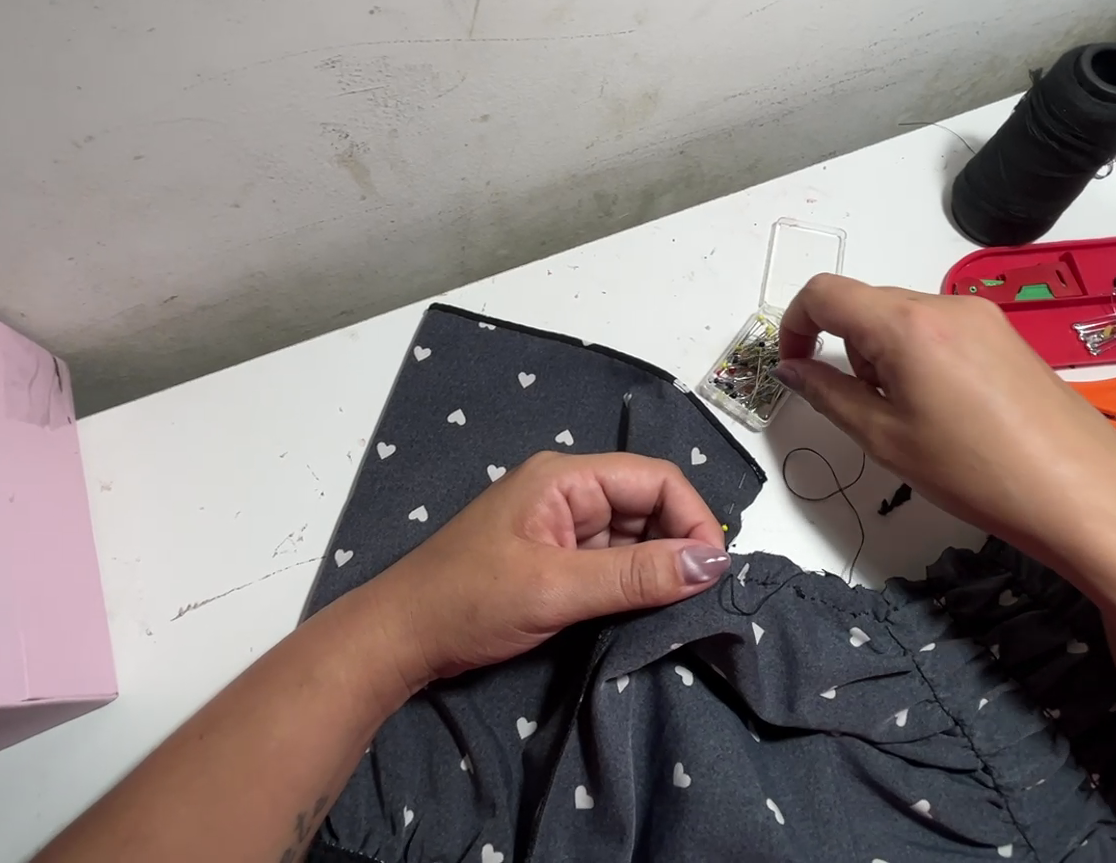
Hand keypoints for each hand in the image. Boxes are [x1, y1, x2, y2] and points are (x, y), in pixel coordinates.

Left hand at [355, 452, 730, 688]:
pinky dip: (634, 582)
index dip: (692, 518)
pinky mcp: (557, 556)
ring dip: (658, 567)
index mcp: (566, 477)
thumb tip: (712, 563)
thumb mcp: (555, 589)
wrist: (401, 637)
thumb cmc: (468, 601)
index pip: (653, 479)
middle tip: (701, 598)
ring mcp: (562, 524)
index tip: (714, 572)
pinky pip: (612, 560)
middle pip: (647, 505)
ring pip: (633, 535)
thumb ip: (634, 576)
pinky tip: (648, 609)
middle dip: (678, 545)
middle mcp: (569, 491)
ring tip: (679, 609)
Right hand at [771, 274, 1115, 560]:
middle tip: (861, 404)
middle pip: (864, 303)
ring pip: (900, 316)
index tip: (794, 365)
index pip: (824, 294)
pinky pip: (936, 327)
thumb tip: (790, 368)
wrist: (1084, 494)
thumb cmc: (973, 470)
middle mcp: (943, 304)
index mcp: (905, 324)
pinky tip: (940, 404)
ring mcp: (979, 315)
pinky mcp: (1003, 333)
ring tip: (907, 411)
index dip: (794, 323)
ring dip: (879, 352)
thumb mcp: (882, 437)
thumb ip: (826, 393)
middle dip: (842, 345)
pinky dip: (914, 354)